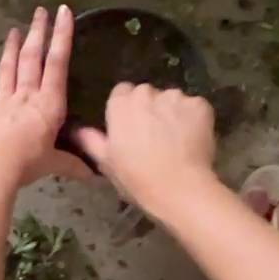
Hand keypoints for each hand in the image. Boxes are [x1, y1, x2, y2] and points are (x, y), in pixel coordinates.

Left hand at [0, 6, 93, 187]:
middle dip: (37, 33)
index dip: (61, 36)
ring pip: (7, 70)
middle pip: (31, 59)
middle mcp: (25, 96)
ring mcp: (2, 103)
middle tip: (39, 12)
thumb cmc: (29, 161)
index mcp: (48, 103)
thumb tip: (94, 175)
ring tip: (13, 30)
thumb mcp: (55, 164)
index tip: (63, 12)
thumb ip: (72, 165)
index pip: (57, 63)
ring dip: (11, 49)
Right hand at [72, 83, 215, 210]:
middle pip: (147, 93)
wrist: (179, 188)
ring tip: (176, 138)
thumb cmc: (136, 178)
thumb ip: (92, 141)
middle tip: (153, 134)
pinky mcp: (200, 105)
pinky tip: (193, 138)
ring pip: (172, 99)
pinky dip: (195, 118)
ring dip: (172, 111)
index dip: (127, 108)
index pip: (122, 92)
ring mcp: (175, 97)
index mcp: (120, 104)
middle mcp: (146, 93)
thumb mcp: (107, 163)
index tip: (131, 126)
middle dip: (150, 107)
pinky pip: (195, 106)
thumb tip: (78, 130)